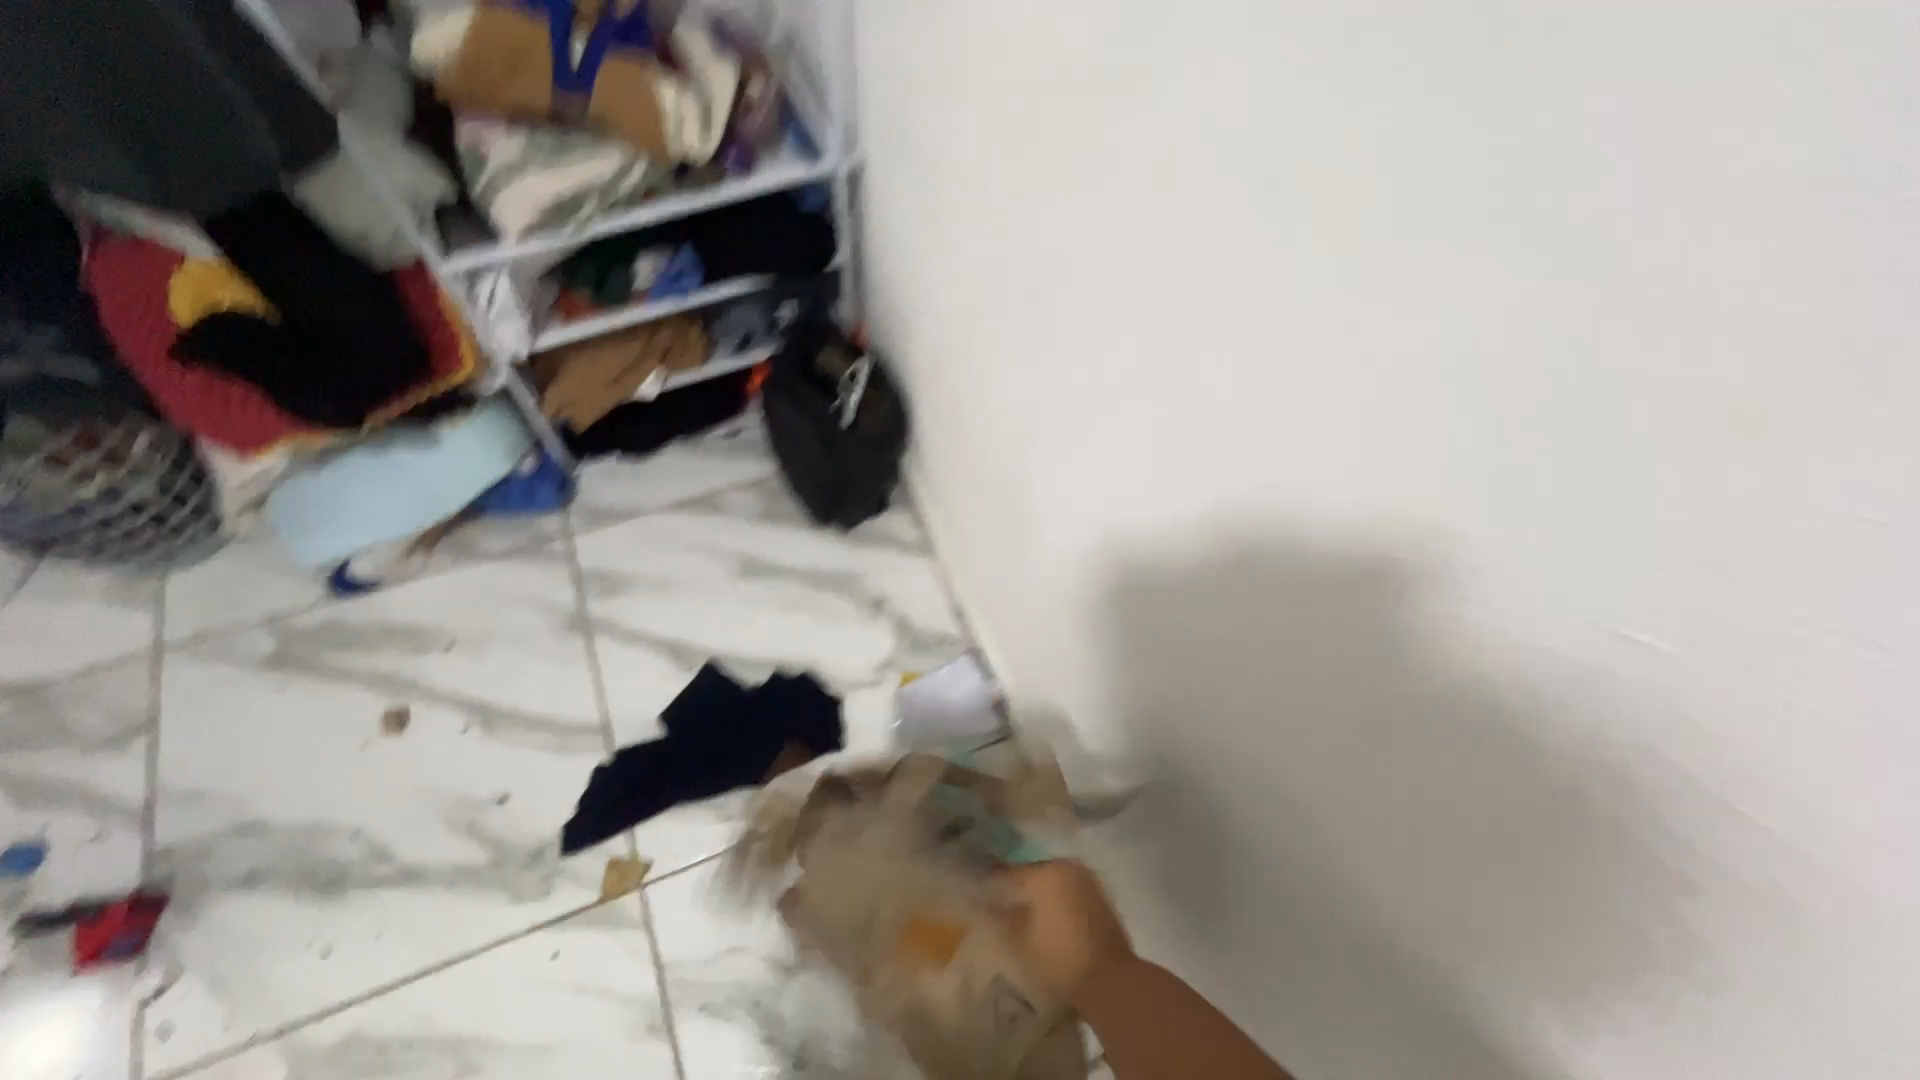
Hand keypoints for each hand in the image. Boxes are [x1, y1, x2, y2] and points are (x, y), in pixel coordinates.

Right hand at [992, 859, 1134, 1005]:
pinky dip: (1058, 899)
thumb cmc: (1059, 957)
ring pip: (1053, 881)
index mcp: (1046, 872)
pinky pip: (1070, 890)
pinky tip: (1050, 919)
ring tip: (1025, 914)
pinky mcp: (1101, 896)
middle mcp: (1068, 867)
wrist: (1110, 980)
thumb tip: (980, 899)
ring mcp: (1088, 880)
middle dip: (1017, 887)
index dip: (991, 883)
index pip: (1009, 871)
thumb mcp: (1019, 940)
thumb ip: (998, 914)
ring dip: (1039, 893)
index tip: (978, 893)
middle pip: (1033, 873)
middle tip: (1001, 905)